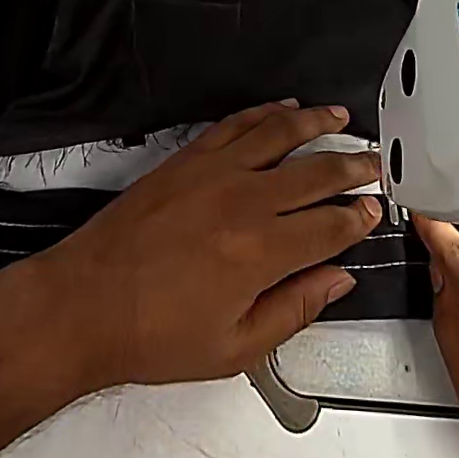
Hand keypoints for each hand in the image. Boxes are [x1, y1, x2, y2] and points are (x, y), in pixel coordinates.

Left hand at [27, 101, 382, 390]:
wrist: (83, 302)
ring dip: (317, 123)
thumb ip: (295, 308)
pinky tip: (281, 110)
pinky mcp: (184, 159)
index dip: (359, 217)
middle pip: (316, 172)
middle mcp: (241, 201)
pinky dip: (263, 113)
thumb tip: (337, 280)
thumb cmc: (151, 332)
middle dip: (354, 167)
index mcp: (260, 252)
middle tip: (374, 164)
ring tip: (340, 119)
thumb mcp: (235, 346)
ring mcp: (211, 172)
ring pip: (280, 134)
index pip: (331, 225)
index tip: (373, 211)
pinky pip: (234, 125)